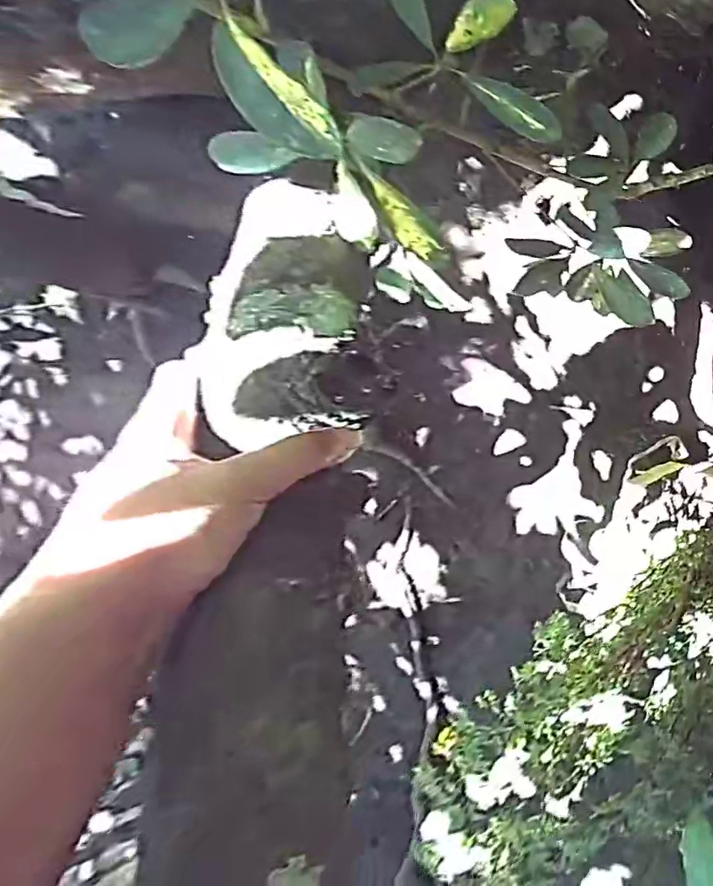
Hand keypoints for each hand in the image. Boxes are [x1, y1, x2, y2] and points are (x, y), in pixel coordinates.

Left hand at [24, 357, 360, 609]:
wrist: (101, 624)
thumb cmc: (149, 540)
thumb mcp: (235, 485)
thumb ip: (296, 455)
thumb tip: (350, 435)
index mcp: (153, 442)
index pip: (185, 386)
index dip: (219, 363)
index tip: (262, 349)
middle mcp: (156, 469)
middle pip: (214, 429)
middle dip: (262, 419)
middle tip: (317, 406)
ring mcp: (171, 506)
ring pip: (231, 470)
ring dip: (272, 465)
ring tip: (323, 455)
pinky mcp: (188, 539)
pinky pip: (242, 506)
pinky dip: (272, 500)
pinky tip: (301, 502)